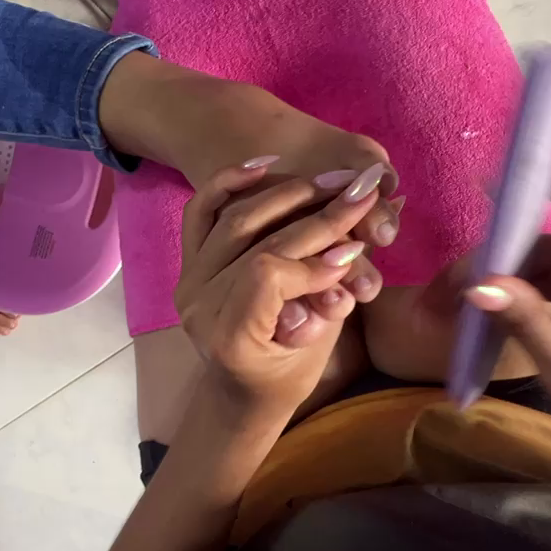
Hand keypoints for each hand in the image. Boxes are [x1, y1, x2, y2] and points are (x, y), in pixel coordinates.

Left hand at [176, 160, 383, 419]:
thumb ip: (329, 302)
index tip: (357, 249)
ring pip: (236, 217)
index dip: (315, 259)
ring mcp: (188, 277)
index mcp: (229, 337)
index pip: (269, 275)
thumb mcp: (316, 349)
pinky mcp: (188, 259)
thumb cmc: (286, 375)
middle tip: (363, 193)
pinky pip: (201, 210)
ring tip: (332, 179)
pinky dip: (229, 183)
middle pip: (259, 241)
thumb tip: (350, 250)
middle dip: (318, 216)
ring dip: (288, 192)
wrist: (243, 386)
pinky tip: (266, 164)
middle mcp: (198, 303)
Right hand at [463, 169, 550, 453]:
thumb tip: (475, 285)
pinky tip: (486, 313)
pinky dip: (513, 292)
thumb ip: (525, 322)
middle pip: (547, 234)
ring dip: (499, 276)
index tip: (501, 190)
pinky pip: (543, 279)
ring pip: (539, 258)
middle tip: (451, 286)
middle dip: (498, 252)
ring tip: (458, 305)